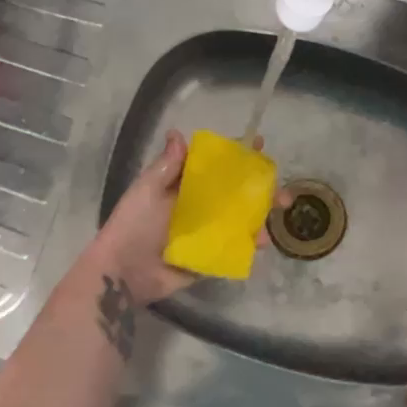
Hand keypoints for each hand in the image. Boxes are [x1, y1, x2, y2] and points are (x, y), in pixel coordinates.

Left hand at [85, 129, 287, 305]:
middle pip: (236, 195)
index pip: (215, 168)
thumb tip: (178, 134)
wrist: (124, 272)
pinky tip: (263, 241)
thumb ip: (166, 166)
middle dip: (261, 192)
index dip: (237, 156)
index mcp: (183, 189)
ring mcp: (206, 235)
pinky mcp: (209, 259)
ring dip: (260, 218)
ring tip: (274, 218)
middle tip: (281, 194)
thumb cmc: (133, 226)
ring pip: (240, 222)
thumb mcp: (147, 190)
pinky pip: (234, 249)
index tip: (259, 145)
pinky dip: (250, 245)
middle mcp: (198, 209)